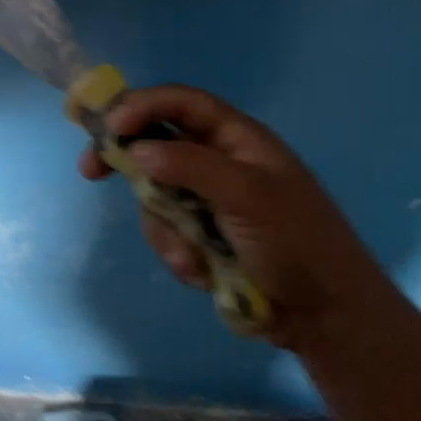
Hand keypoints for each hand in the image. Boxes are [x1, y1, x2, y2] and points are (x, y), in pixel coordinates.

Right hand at [78, 83, 399, 351]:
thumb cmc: (297, 242)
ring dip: (164, 227)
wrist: (330, 317)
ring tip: (191, 259)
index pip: (180, 103)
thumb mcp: (248, 195)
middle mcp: (218, 161)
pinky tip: (201, 274)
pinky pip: (168, 231)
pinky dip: (177, 252)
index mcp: (237, 138)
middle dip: (127, 161)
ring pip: (156, 194)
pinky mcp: (203, 235)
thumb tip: (136, 149)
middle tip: (91, 171)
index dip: (142, 106)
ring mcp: (209, 200)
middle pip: (156, 143)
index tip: (111, 128)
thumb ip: (190, 165)